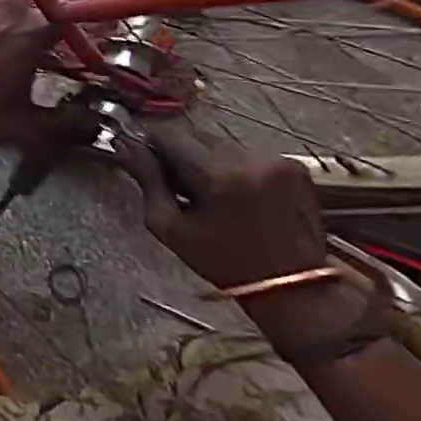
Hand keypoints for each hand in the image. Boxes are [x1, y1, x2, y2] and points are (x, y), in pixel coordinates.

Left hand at [0, 0, 67, 146]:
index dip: (80, 35)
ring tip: (2, 48)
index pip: (76, 21)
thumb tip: (90, 122)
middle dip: (43, 29)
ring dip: (13, 20)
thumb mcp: (25, 124)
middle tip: (35, 54)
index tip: (81, 43)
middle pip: (42, 8)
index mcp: (36, 26)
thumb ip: (67, 124)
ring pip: (12, 2)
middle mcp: (11, 2)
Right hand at [114, 118, 326, 288]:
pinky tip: (235, 194)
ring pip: (222, 144)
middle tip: (177, 184)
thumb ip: (147, 182)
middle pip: (198, 136)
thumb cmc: (222, 262)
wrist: (292, 285)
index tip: (143, 157)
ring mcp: (277, 160)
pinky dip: (235, 167)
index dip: (152, 143)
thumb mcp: (170, 228)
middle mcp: (251, 159)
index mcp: (218, 176)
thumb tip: (126, 146)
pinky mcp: (294, 166)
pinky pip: (249, 154)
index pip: (171, 135)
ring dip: (208, 160)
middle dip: (181, 153)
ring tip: (208, 193)